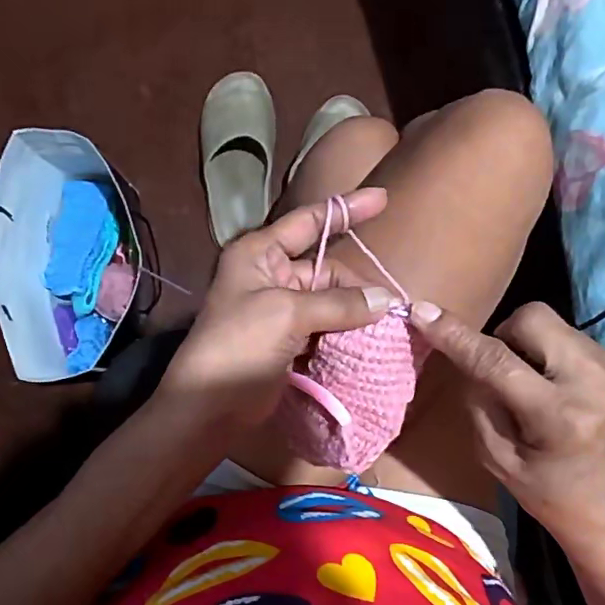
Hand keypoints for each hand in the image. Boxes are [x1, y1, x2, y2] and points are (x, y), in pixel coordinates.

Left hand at [160, 188, 399, 426]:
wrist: (209, 405)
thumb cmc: (238, 345)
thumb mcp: (287, 314)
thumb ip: (338, 303)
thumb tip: (387, 300)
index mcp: (259, 254)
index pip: (308, 221)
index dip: (345, 210)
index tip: (384, 199)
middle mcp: (269, 276)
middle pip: (325, 268)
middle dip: (358, 283)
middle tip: (394, 306)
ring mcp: (278, 311)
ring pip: (328, 301)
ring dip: (356, 312)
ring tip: (392, 323)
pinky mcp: (287, 342)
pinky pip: (324, 329)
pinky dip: (345, 334)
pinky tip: (372, 341)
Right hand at [409, 301, 604, 568]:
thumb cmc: (545, 490)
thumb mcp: (494, 456)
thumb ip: (478, 400)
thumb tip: (464, 350)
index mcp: (559, 417)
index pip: (496, 361)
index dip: (456, 335)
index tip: (423, 312)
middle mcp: (598, 385)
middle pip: (534, 318)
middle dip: (505, 334)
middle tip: (501, 369)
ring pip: (556, 326)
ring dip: (533, 348)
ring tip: (537, 387)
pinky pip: (578, 340)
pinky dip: (557, 358)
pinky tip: (563, 391)